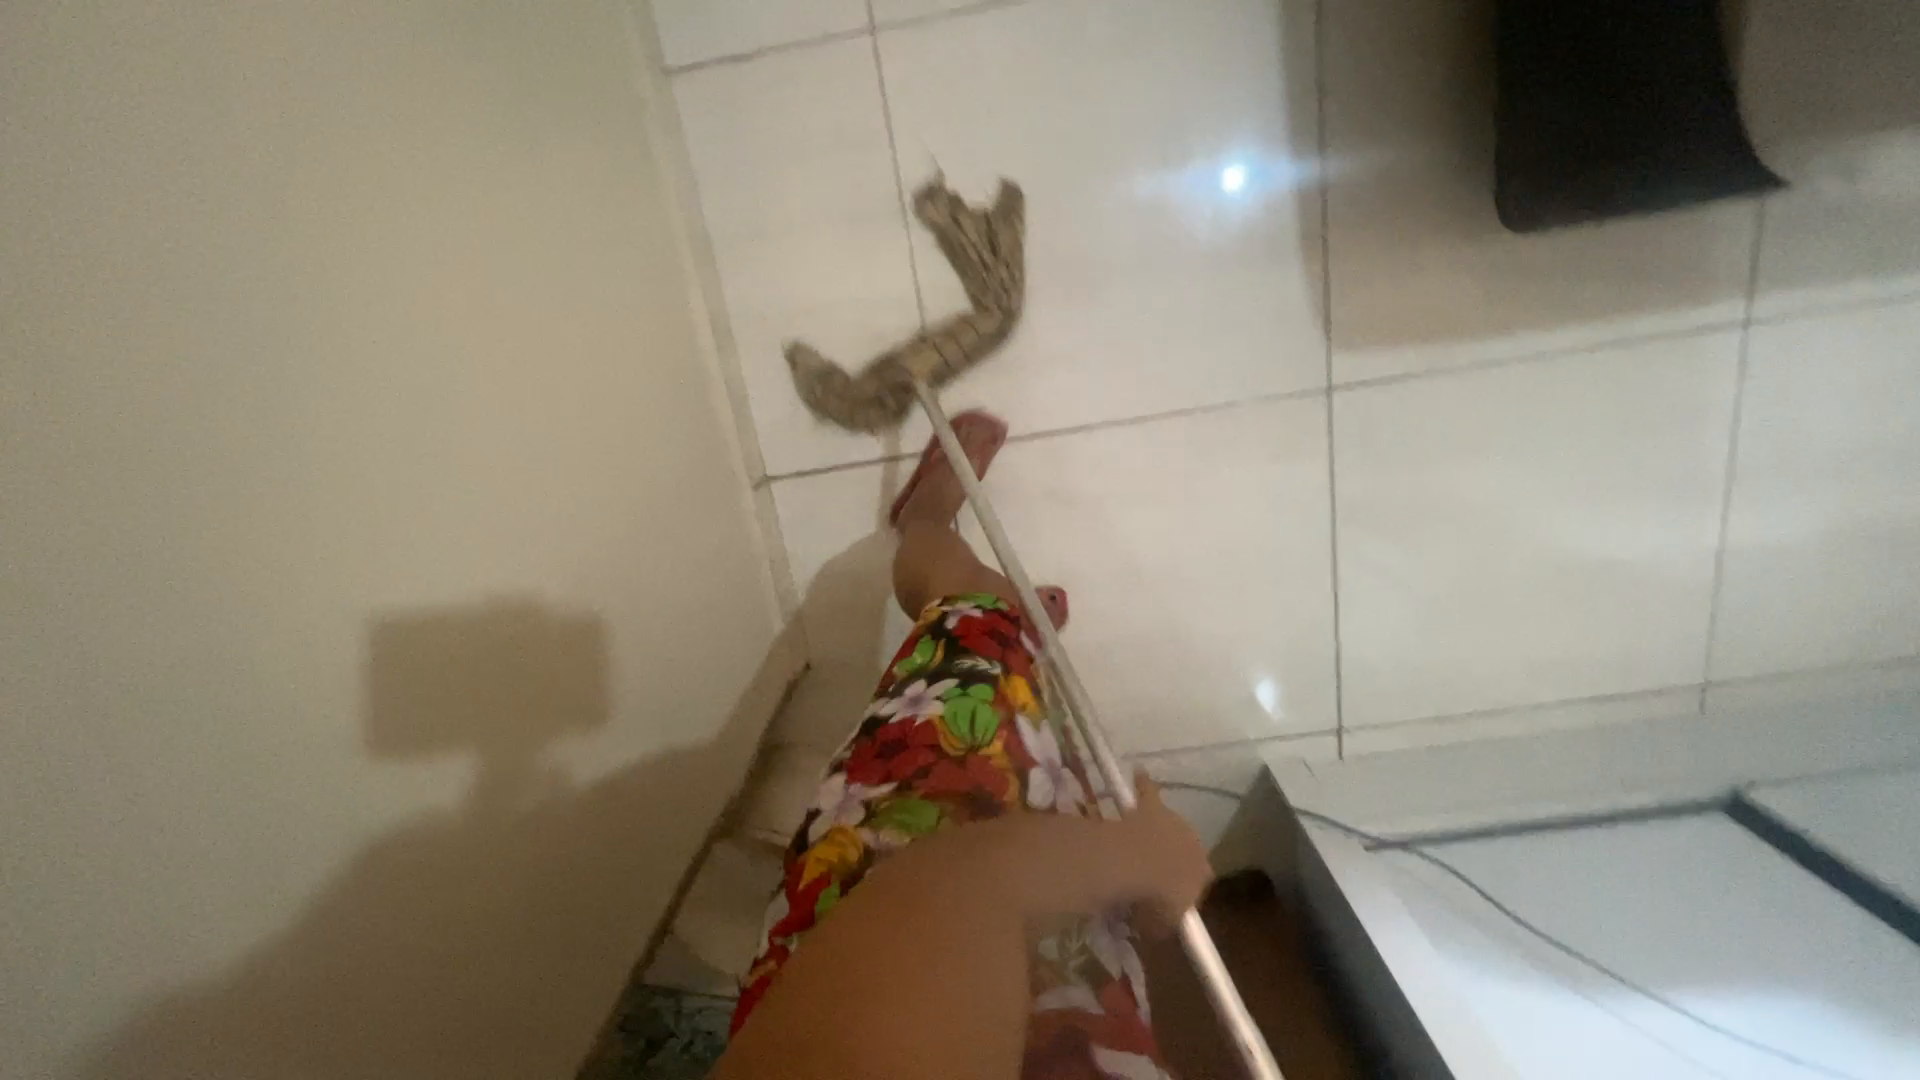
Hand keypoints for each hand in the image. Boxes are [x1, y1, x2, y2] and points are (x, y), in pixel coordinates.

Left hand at [1114, 769, 1212, 931]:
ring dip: (1157, 831)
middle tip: (1148, 874)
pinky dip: (1144, 784)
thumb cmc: (1154, 899)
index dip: (1178, 892)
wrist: (1140, 864)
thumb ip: (1159, 923)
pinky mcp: (1152, 806)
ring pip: (1168, 825)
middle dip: (1168, 861)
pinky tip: (1139, 771)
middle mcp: (1194, 844)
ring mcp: (1173, 823)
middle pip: (1182, 852)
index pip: (1196, 884)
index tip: (1162, 900)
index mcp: (1204, 874)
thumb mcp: (1160, 924)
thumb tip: (1151, 925)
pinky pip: (1149, 791)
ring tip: (1145, 840)